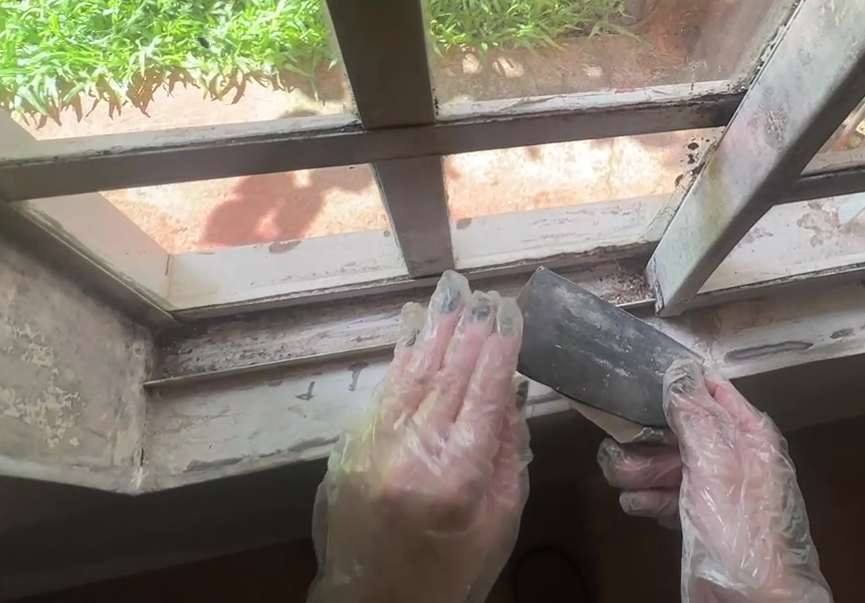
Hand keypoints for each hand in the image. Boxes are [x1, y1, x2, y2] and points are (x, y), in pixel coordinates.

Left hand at [311, 270, 530, 602]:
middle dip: (470, 330)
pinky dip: (403, 354)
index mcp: (458, 477)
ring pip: (414, 373)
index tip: (510, 312)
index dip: (500, 348)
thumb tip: (509, 387)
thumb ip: (509, 451)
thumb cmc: (452, 573)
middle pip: (449, 375)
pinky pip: (386, 389)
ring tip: (452, 292)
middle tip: (485, 294)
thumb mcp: (501, 520)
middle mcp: (414, 454)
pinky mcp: (354, 449)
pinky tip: (414, 325)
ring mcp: (377, 448)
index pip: (485, 394)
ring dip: (436, 329)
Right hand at [597, 360, 831, 602]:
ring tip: (615, 472)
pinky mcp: (703, 522)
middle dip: (650, 434)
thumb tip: (679, 367)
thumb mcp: (714, 462)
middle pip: (685, 429)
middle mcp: (735, 456)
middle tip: (615, 436)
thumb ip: (694, 414)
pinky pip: (673, 497)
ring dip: (643, 467)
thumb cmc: (740, 527)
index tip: (640, 380)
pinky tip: (633, 500)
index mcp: (749, 434)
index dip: (678, 384)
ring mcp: (719, 492)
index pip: (712, 392)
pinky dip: (652, 496)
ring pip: (674, 464)